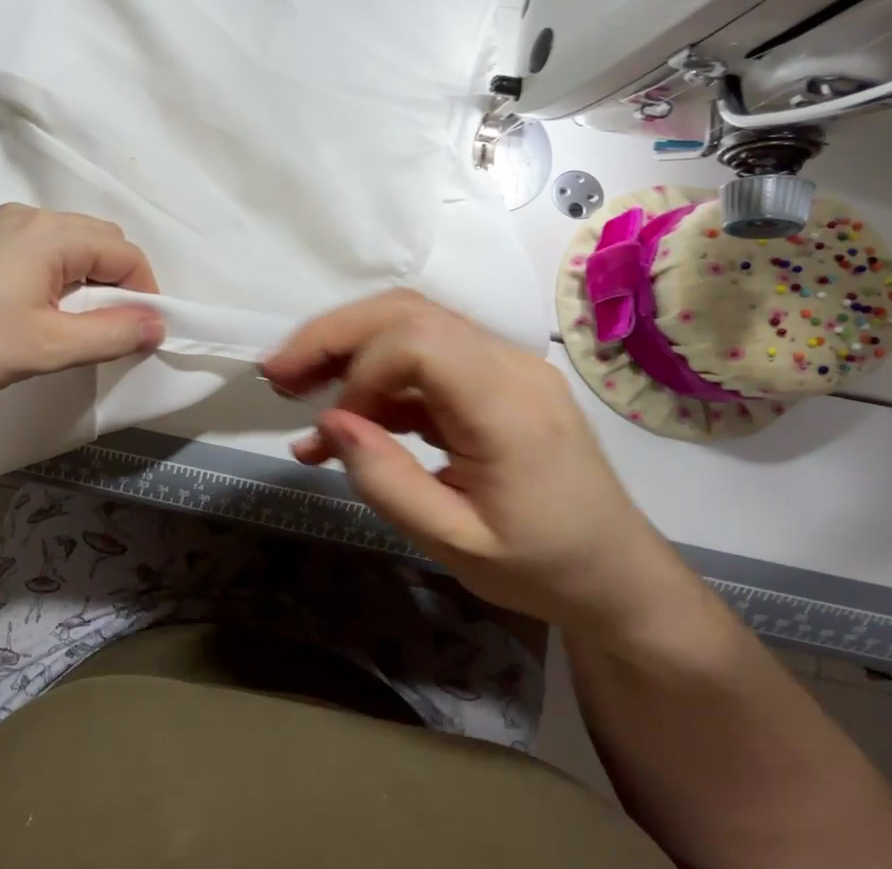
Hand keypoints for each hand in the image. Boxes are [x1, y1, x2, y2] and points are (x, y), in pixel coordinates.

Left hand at [0, 204, 165, 402]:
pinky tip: (32, 313)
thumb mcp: (48, 348)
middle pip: (98, 240)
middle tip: (105, 332)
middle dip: (115, 284)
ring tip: (68, 328)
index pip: (124, 251)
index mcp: (49, 233)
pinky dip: (53, 277)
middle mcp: (26, 216)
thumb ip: (111, 335)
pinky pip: (35, 250)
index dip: (144, 293)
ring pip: (66, 246)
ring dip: (84, 282)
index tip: (139, 335)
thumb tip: (159, 324)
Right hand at [261, 289, 694, 641]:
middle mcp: (509, 367)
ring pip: (410, 324)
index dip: (358, 370)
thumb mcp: (454, 544)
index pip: (418, 341)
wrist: (615, 577)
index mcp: (507, 406)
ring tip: (292, 389)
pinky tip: (340, 423)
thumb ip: (388, 483)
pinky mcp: (492, 382)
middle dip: (331, 336)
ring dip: (345, 350)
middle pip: (407, 313)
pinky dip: (372, 381)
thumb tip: (329, 424)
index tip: (334, 426)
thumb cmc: (541, 567)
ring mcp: (504, 368)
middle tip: (276, 375)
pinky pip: (422, 360)